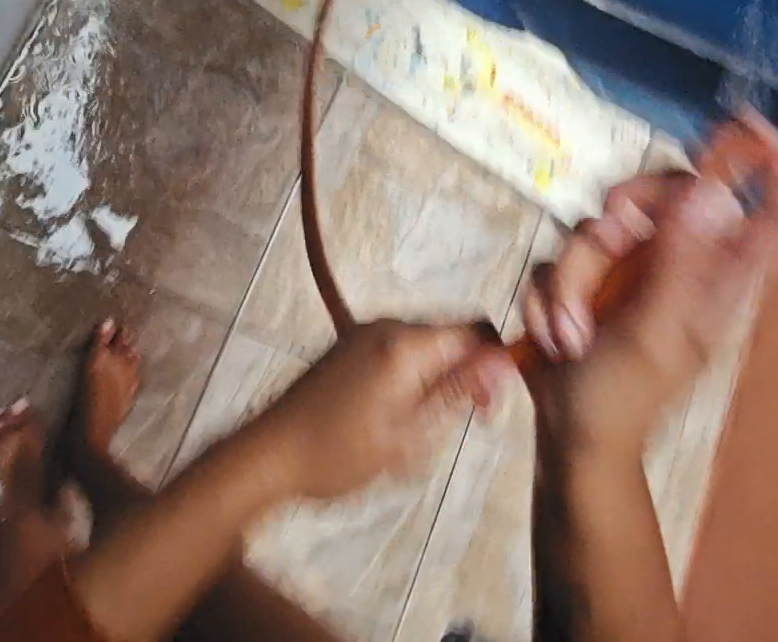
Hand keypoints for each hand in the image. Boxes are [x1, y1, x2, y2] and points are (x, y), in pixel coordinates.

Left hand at [245, 320, 511, 500]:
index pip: (475, 330)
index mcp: (404, 343)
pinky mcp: (351, 344)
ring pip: (426, 346)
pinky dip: (411, 377)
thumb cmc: (341, 453)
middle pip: (450, 335)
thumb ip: (458, 391)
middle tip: (454, 424)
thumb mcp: (410, 433)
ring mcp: (366, 332)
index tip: (487, 407)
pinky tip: (394, 416)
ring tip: (418, 428)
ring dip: (436, 379)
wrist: (273, 453)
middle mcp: (387, 325)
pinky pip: (399, 351)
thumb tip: (504, 360)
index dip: (493, 364)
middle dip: (463, 374)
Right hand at [522, 112, 777, 454]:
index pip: (771, 214)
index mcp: (718, 278)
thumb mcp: (657, 331)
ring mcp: (625, 267)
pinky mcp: (582, 276)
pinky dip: (550, 297)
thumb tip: (717, 191)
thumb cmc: (625, 394)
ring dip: (573, 280)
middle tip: (607, 235)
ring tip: (572, 331)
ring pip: (595, 225)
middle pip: (662, 192)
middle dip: (622, 213)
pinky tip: (558, 336)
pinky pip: (557, 257)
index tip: (750, 128)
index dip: (774, 168)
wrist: (568, 432)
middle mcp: (676, 261)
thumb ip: (683, 261)